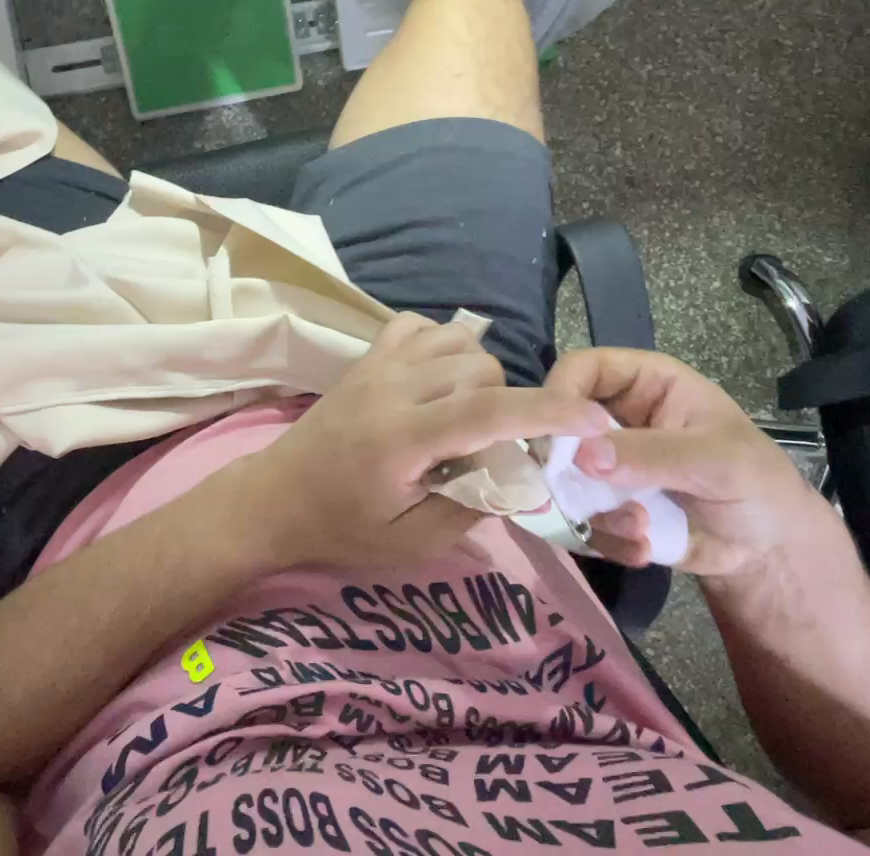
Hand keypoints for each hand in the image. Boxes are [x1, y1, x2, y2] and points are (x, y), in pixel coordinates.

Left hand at [242, 312, 611, 568]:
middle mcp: (393, 388)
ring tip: (463, 415)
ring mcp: (376, 365)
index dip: (548, 412)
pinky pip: (419, 326)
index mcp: (403, 438)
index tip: (594, 420)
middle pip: (481, 370)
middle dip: (505, 406)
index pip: (488, 411)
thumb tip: (519, 473)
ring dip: (479, 375)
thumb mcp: (411, 542)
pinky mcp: (366, 357)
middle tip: (486, 449)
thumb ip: (472, 506)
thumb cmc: (341, 528)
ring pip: (458, 341)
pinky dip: (442, 344)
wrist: (275, 497)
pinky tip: (436, 379)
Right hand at [543, 348, 838, 577]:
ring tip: (640, 528)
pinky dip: (604, 536)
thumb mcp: (717, 462)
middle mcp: (614, 418)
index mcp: (644, 383)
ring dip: (592, 508)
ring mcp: (604, 464)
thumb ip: (653, 453)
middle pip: (556, 422)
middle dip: (567, 464)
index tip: (557, 436)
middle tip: (585, 494)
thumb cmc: (757, 484)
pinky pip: (578, 516)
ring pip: (561, 475)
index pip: (581, 368)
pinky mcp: (601, 505)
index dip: (562, 394)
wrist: (769, 551)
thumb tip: (584, 457)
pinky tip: (643, 547)